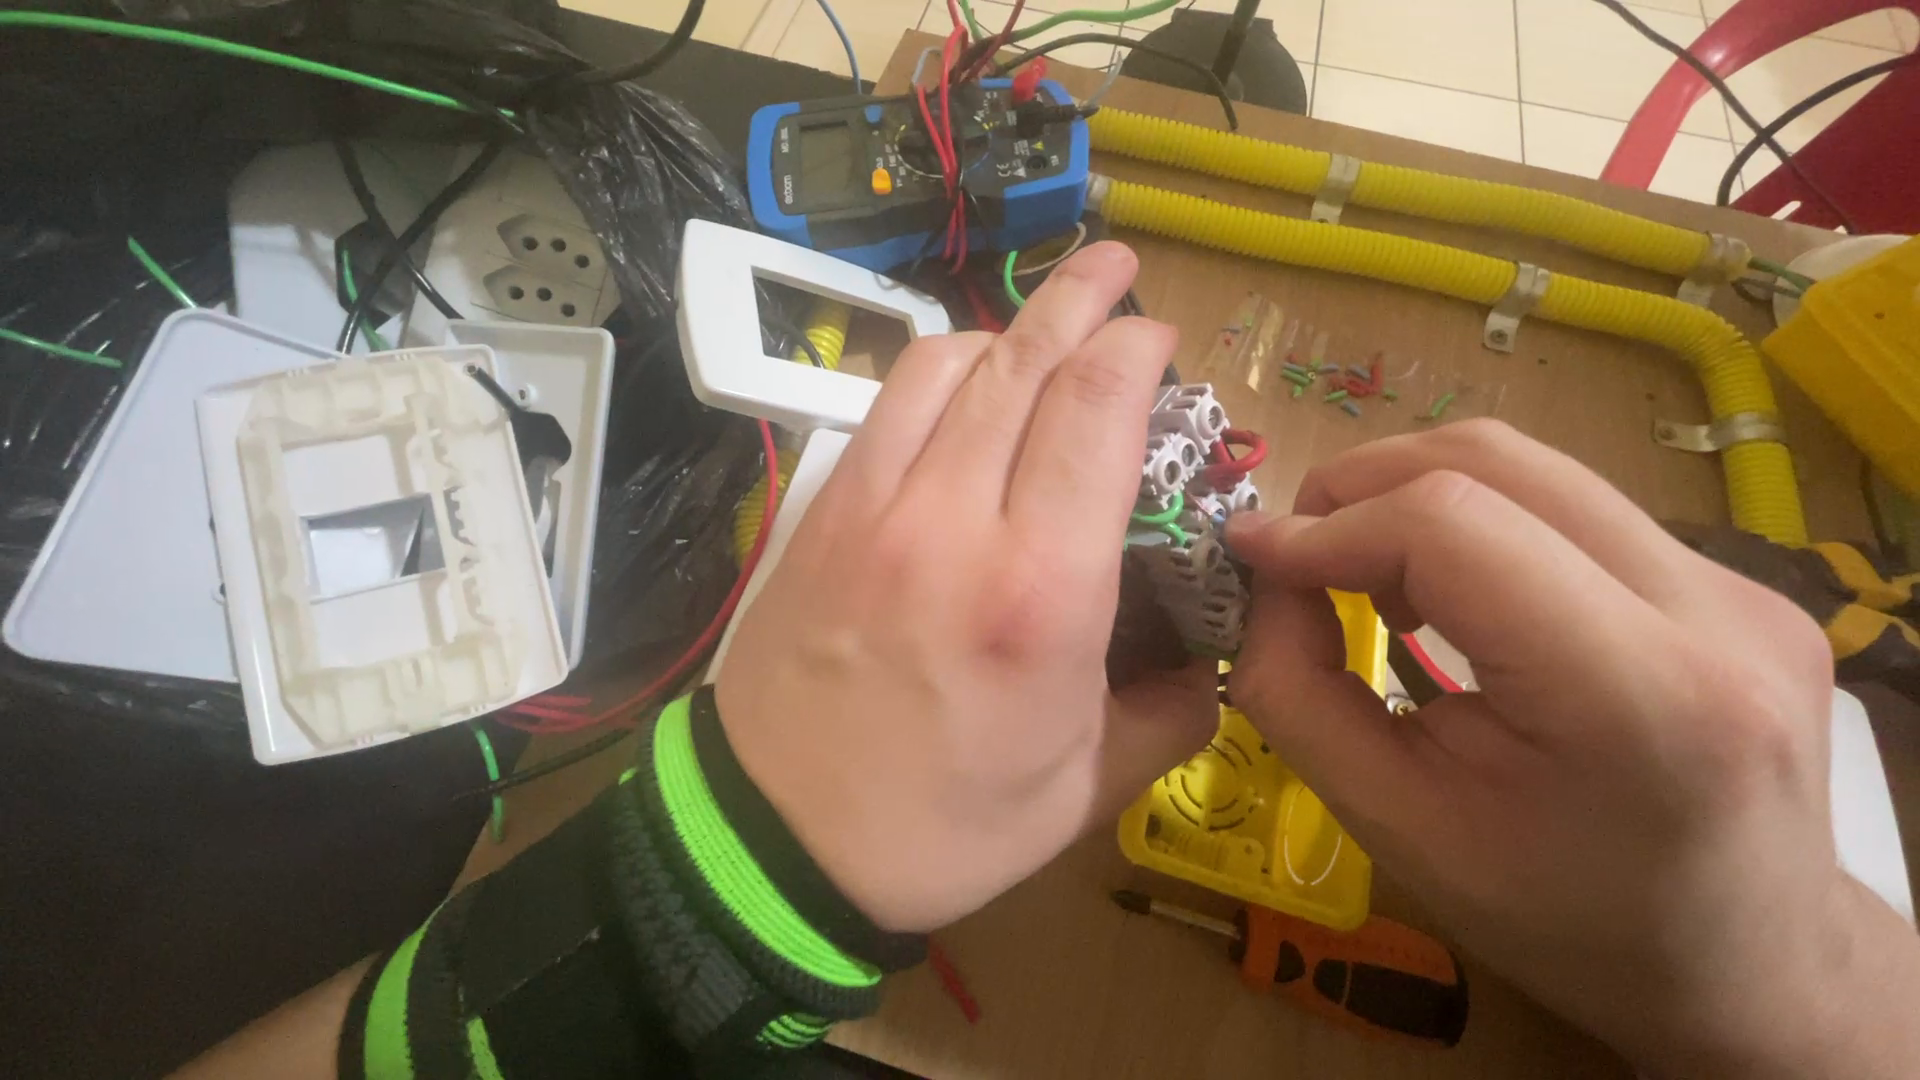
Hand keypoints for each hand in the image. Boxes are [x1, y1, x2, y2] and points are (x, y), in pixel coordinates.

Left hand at [715, 243, 1215, 932]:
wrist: (776, 839)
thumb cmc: (940, 824)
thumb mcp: (1082, 789)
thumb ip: (1168, 712)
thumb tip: (1209, 661)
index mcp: (1040, 591)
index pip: (1096, 411)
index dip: (1134, 349)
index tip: (1159, 337)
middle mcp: (956, 522)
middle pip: (1024, 364)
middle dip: (1081, 298)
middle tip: (1115, 266)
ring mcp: (875, 506)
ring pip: (946, 365)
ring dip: (1006, 330)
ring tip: (1042, 333)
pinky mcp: (825, 513)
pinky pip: (887, 405)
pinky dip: (938, 372)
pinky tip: (962, 391)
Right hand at [1226, 419, 1919, 1078]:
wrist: (1742, 962)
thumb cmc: (1550, 913)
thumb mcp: (1384, 818)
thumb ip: (1294, 691)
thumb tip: (1264, 582)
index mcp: (1636, 695)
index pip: (1450, 528)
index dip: (1327, 528)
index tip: (1249, 555)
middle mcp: (1711, 608)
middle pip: (1490, 461)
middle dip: (1356, 486)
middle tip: (1293, 553)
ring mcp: (1734, 580)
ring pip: (1522, 462)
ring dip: (1403, 492)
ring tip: (1359, 569)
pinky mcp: (1724, 575)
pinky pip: (1554, 499)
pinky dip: (1458, 515)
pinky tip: (1438, 586)